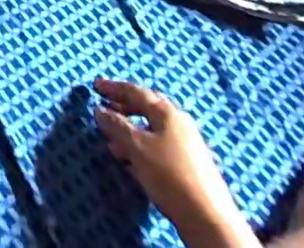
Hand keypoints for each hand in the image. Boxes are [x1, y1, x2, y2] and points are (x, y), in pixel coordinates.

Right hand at [94, 80, 257, 247]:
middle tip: (104, 109)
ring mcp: (186, 144)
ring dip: (130, 131)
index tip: (95, 86)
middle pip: (146, 108)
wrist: (208, 217)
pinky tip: (131, 161)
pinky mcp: (188, 165)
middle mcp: (178, 123)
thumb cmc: (169, 174)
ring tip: (111, 141)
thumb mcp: (137, 147)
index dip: (114, 88)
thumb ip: (117, 126)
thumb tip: (99, 110)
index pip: (136, 92)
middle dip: (123, 108)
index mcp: (167, 112)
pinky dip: (141, 147)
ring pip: (152, 130)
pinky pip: (158, 147)